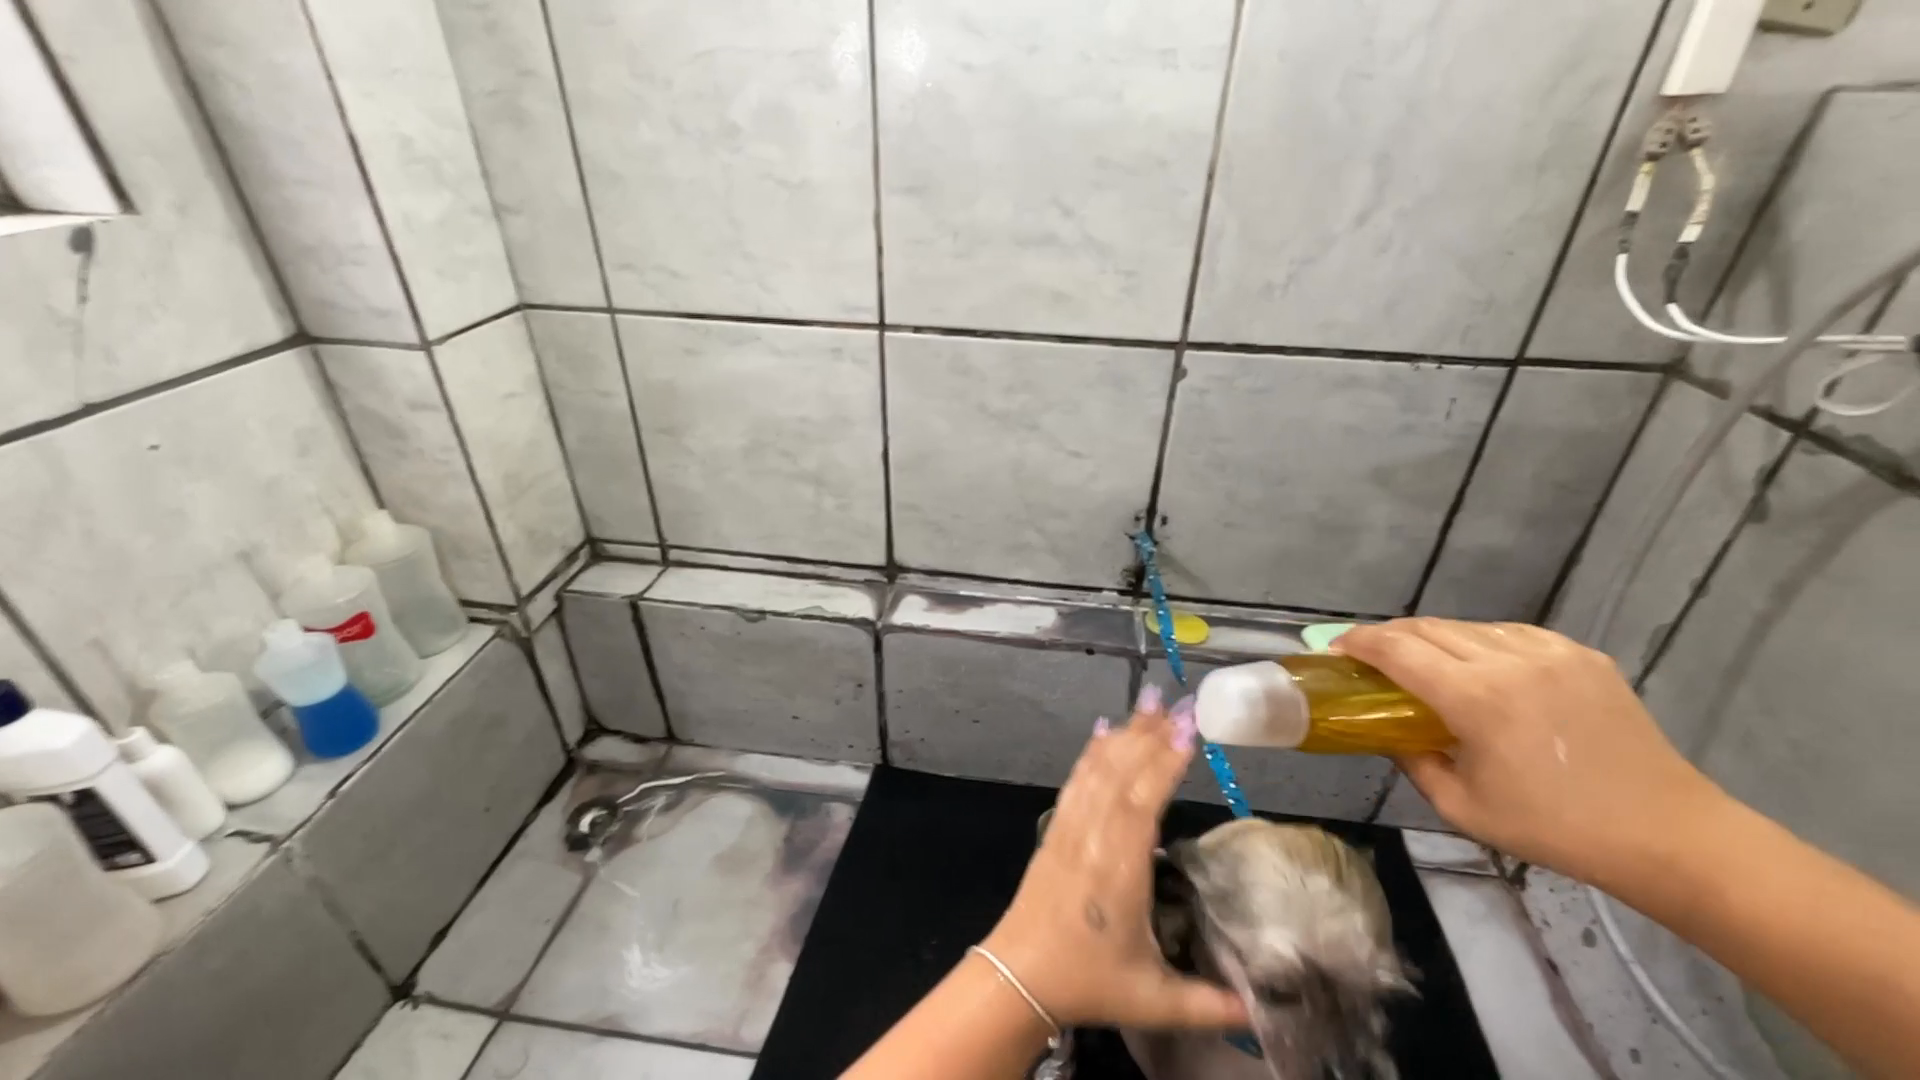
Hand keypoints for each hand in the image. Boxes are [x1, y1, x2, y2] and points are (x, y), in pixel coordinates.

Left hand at [979, 687, 1248, 1031]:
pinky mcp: (1055, 832)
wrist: (1017, 978)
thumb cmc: (1087, 984)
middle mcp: (1093, 840)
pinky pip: (1075, 783)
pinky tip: (1103, 731)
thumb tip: (1266, 1011)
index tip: (1189, 729)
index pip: (1142, 804)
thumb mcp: (1154, 1003)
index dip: (1164, 764)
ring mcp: (1070, 831)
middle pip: (1122, 776)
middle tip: (1180, 700)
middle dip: (1152, 734)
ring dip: (1125, 735)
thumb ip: (1211, 1004)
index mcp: (1119, 872)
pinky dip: (1090, 754)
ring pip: (1098, 772)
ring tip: (1149, 702)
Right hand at [1334, 618, 1724, 886]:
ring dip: (1434, 636)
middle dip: (1389, 635)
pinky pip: (1514, 634)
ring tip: (1421, 659)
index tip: (1334, 650)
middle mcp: (1510, 661)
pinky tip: (1479, 663)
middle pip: (1429, 628)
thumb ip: (1413, 761)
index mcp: (1476, 698)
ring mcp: (1552, 653)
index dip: (1358, 643)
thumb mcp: (1462, 807)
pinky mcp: (1583, 656)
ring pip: (1470, 626)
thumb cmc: (1555, 829)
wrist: (1666, 834)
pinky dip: (1481, 641)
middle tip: (1368, 655)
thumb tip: (1388, 734)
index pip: (1397, 650)